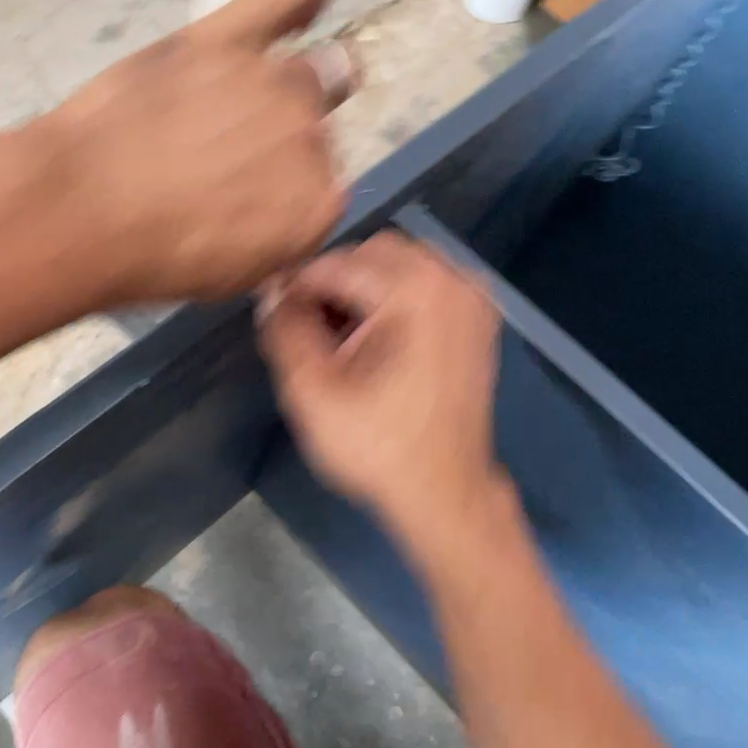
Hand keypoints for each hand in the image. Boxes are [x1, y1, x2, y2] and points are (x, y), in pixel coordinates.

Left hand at [36, 0, 355, 302]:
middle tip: (227, 163)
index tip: (250, 207)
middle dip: (282, 150)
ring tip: (235, 109)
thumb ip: (270, 244)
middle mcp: (311, 142)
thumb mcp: (227, 277)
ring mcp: (276, 84)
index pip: (320, 195)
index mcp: (316, 209)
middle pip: (315, 134)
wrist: (87, 210)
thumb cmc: (153, 260)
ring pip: (307, 75)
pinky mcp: (230, 39)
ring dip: (281, 92)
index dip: (285, 201)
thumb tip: (277, 224)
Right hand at [258, 232, 502, 530]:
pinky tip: (372, 343)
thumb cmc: (377, 447)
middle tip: (305, 329)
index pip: (337, 263)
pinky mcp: (477, 321)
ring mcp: (472, 299)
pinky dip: (392, 302)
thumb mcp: (312, 393)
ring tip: (336, 339)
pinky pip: (424, 287)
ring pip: (399, 267)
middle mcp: (452, 279)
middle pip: (371, 254)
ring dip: (361, 291)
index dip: (295, 286)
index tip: (270, 312)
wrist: (445, 493)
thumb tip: (271, 295)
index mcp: (415, 290)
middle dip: (332, 284)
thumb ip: (285, 331)